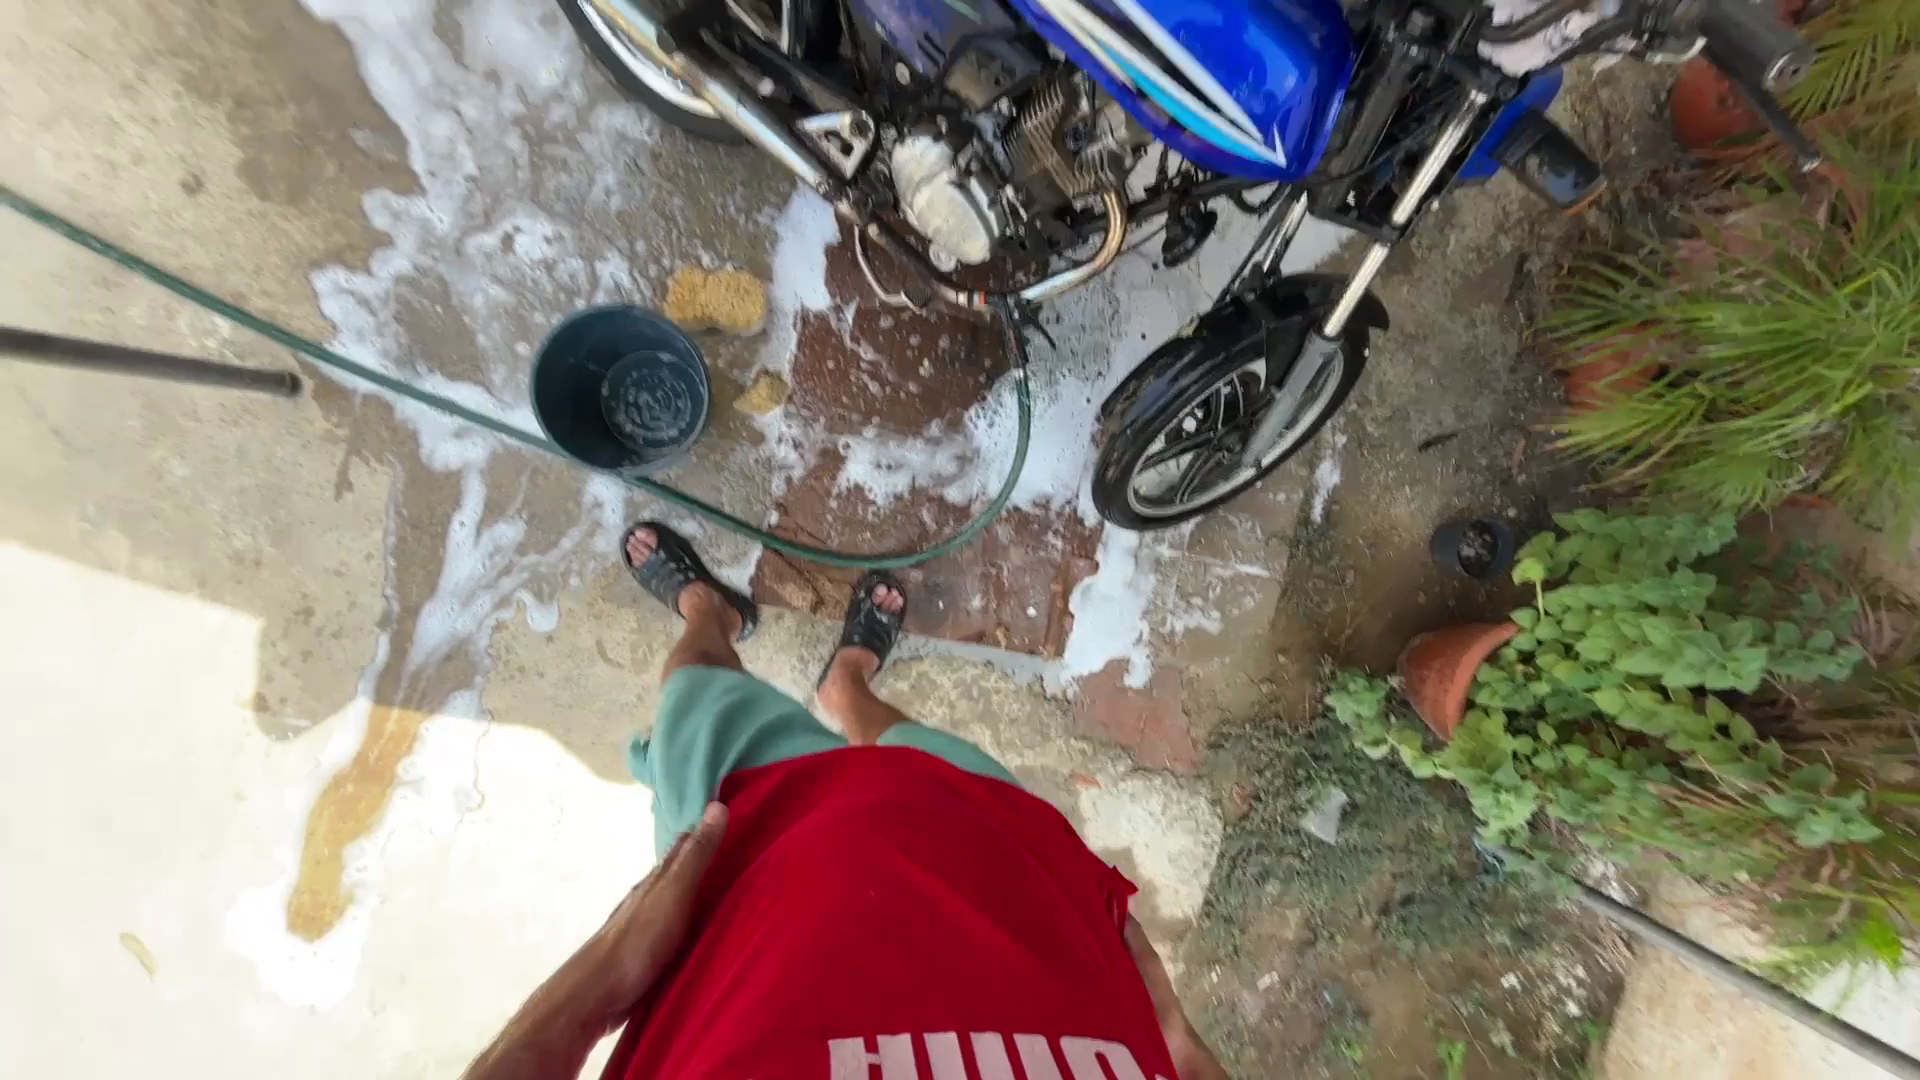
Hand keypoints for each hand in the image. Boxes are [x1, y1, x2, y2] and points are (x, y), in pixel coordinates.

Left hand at [575, 801, 730, 1034]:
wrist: (593, 997)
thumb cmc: (639, 940)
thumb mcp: (675, 893)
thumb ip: (696, 855)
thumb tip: (717, 805)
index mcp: (659, 876)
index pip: (686, 842)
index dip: (706, 827)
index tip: (733, 814)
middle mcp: (649, 894)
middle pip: (678, 868)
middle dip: (702, 856)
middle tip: (738, 848)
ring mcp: (643, 923)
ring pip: (674, 897)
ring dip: (695, 889)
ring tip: (724, 887)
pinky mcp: (643, 952)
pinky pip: (673, 925)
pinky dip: (688, 918)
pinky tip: (698, 928)